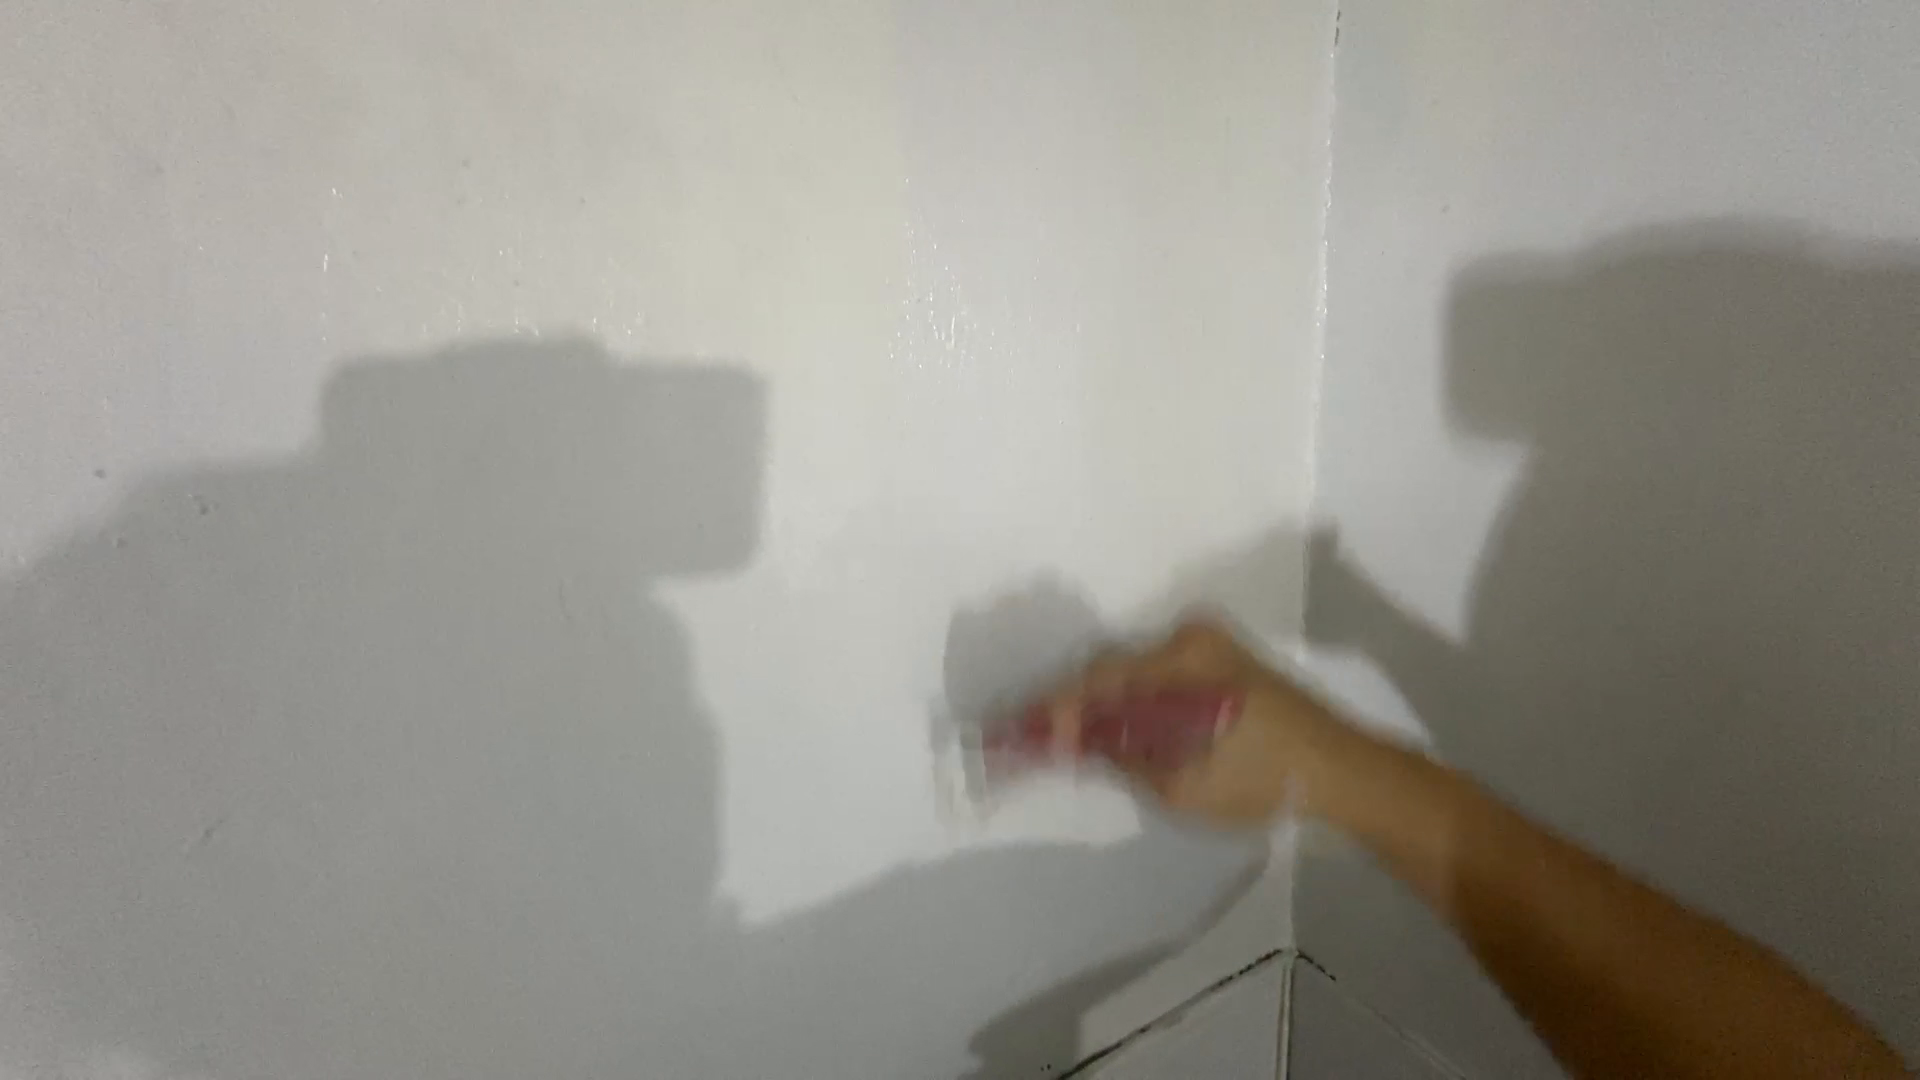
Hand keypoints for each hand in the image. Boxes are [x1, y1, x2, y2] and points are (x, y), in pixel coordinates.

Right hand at [1039, 619, 1348, 826]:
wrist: (1345, 772)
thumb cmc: (1264, 782)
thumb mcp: (1181, 784)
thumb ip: (1120, 753)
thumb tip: (1071, 739)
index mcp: (1183, 662)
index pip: (1099, 680)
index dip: (1055, 708)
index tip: (1015, 730)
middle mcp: (1190, 638)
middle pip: (1112, 669)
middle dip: (1074, 705)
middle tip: (1039, 739)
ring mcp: (1206, 644)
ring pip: (1132, 671)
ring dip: (1101, 704)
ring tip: (1069, 738)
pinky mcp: (1217, 658)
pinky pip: (1155, 674)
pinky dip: (1131, 700)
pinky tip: (1114, 726)